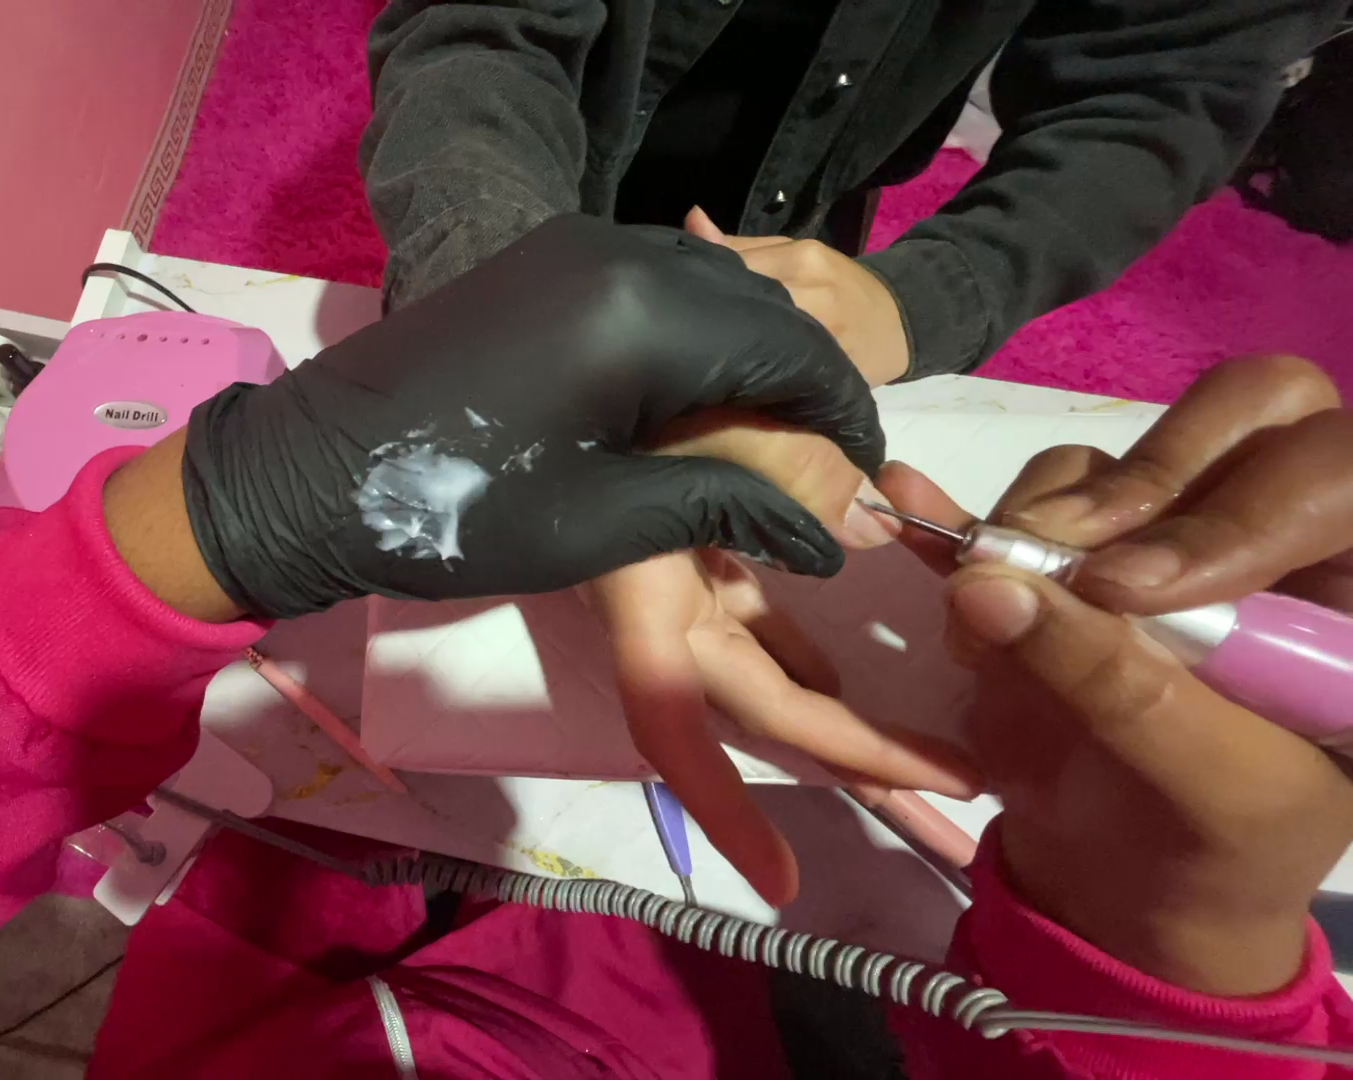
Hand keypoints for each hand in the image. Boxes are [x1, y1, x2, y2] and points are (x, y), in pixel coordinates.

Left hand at [176, 214, 883, 617]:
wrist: (315, 474)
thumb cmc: (458, 512)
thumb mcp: (602, 522)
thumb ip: (723, 503)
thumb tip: (820, 528)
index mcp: (645, 315)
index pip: (793, 354)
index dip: (842, 418)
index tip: (859, 475)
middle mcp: (619, 252)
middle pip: (756, 311)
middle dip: (795, 385)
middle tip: (807, 462)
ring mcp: (570, 247)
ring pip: (702, 290)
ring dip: (738, 357)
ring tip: (747, 436)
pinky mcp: (534, 262)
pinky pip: (643, 285)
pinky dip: (680, 335)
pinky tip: (672, 394)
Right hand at [592, 411, 976, 905]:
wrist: (588, 371)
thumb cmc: (628, 401)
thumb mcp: (715, 434)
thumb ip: (793, 484)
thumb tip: (868, 530)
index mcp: (645, 593)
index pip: (671, 717)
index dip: (720, 804)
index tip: (781, 882)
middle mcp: (656, 609)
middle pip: (751, 706)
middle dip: (850, 755)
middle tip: (958, 791)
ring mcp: (673, 591)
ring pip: (758, 674)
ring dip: (837, 716)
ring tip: (932, 753)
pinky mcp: (689, 566)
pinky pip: (755, 626)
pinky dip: (806, 654)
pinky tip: (856, 671)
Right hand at [883, 355, 1352, 994]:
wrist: (1111, 871)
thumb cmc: (1204, 843)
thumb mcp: (1203, 783)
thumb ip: (1112, 684)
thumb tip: (989, 588)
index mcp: (1349, 590)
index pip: (1331, 474)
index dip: (1234, 508)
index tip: (1121, 592)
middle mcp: (1251, 543)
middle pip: (1228, 424)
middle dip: (1133, 485)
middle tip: (1054, 554)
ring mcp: (1135, 548)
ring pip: (1090, 469)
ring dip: (1028, 524)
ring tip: (983, 609)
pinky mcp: (1040, 570)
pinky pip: (997, 513)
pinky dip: (947, 509)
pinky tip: (904, 491)